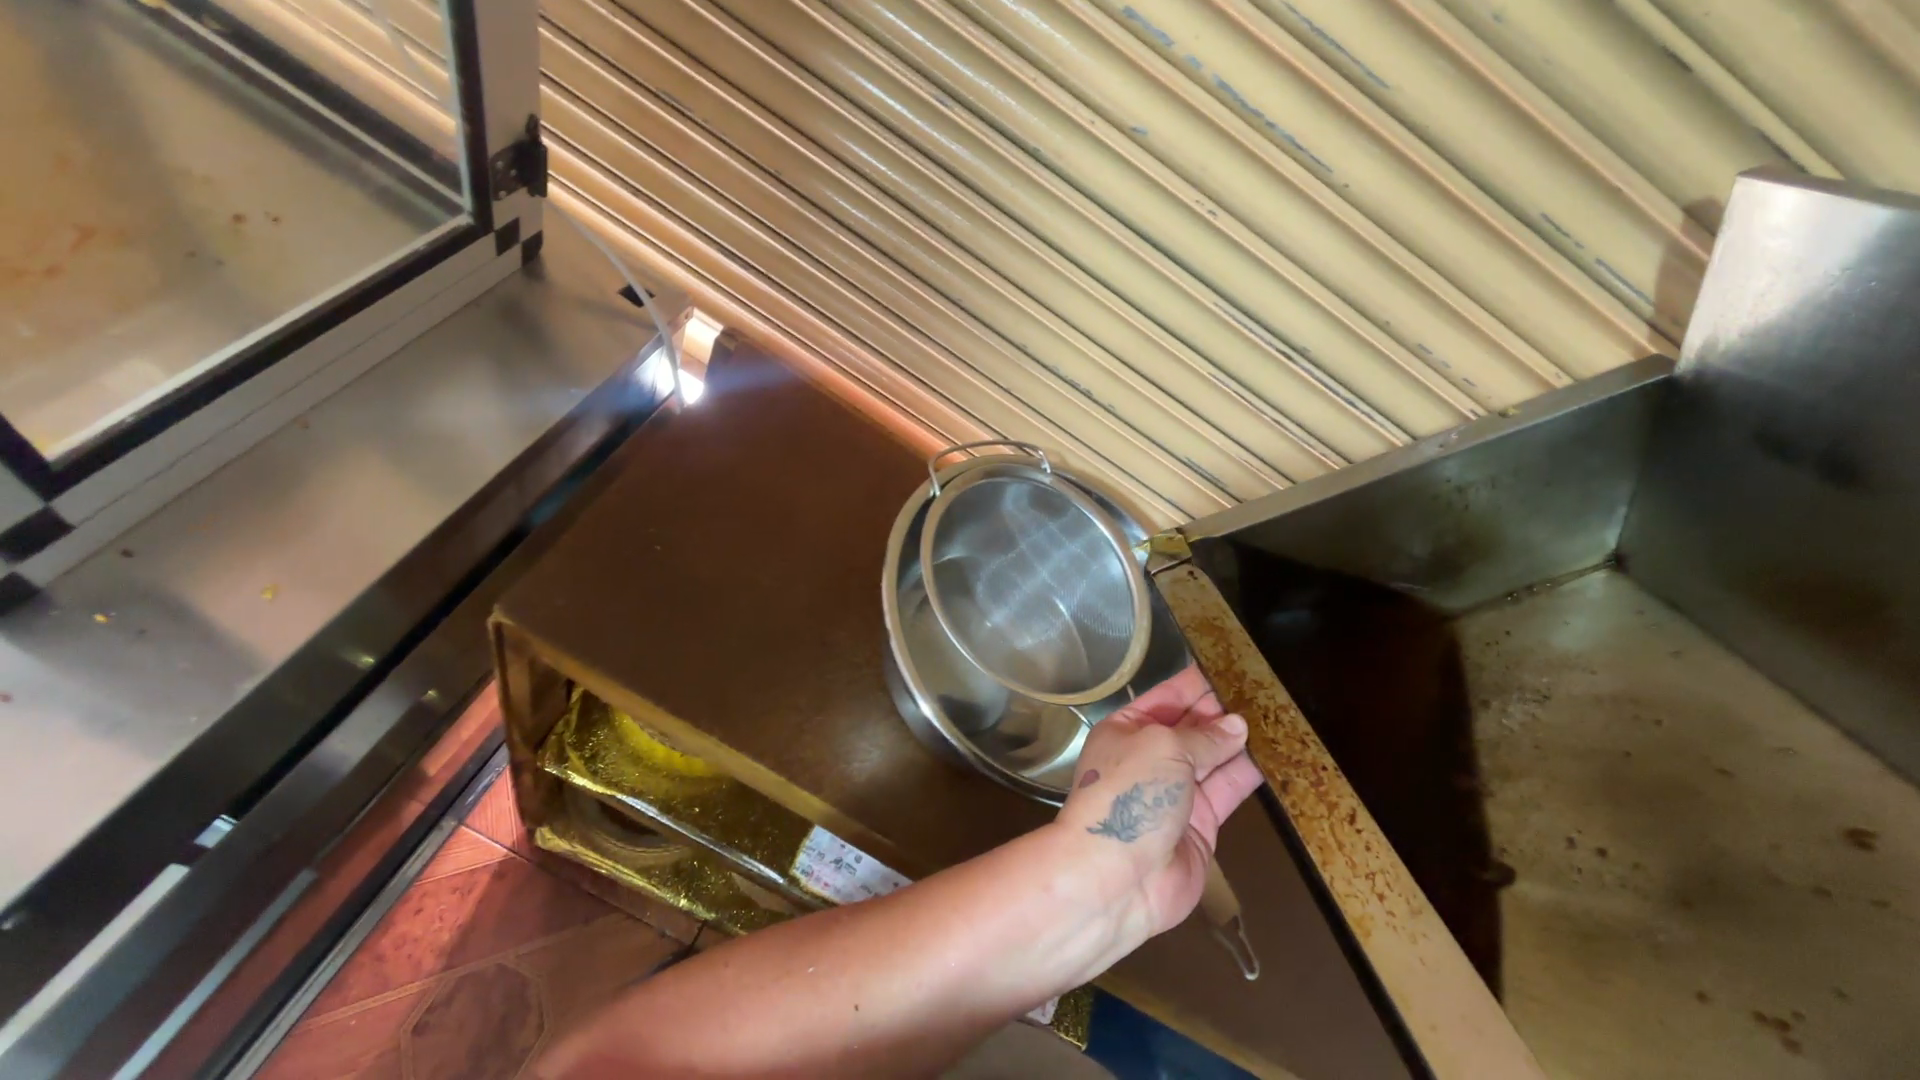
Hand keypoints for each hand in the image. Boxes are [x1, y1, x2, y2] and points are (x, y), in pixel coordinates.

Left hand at [1051, 666, 1264, 945]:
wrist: (1115, 877)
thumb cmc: (1127, 795)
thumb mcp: (1162, 748)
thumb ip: (1203, 736)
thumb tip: (1237, 726)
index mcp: (1126, 730)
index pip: (1167, 697)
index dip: (1197, 683)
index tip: (1233, 665)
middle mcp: (1150, 757)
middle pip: (1193, 727)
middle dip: (1224, 710)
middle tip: (1268, 688)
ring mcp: (1176, 792)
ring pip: (1215, 758)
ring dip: (1242, 740)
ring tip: (1281, 715)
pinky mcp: (1202, 824)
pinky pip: (1229, 791)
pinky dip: (1251, 774)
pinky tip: (1279, 754)